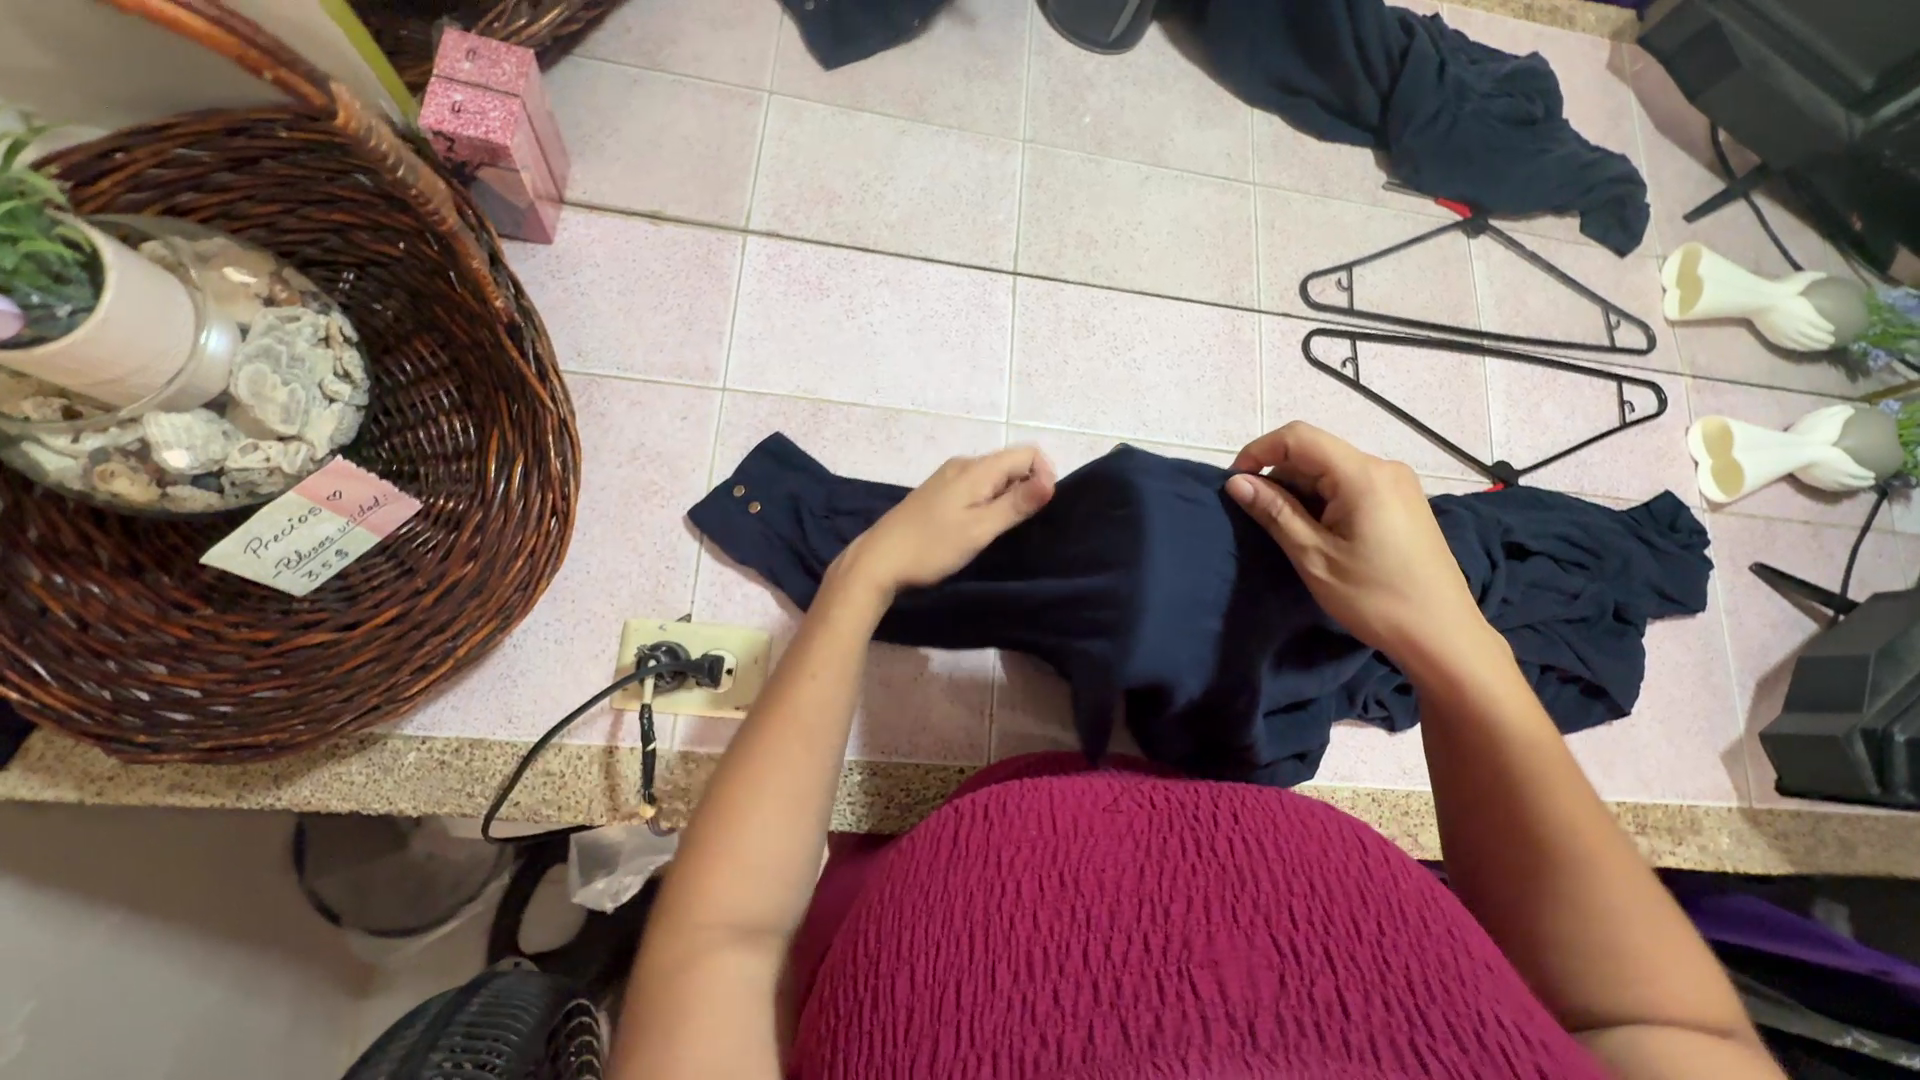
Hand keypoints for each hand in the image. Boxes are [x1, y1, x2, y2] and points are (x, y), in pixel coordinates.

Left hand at [830, 445, 1056, 600]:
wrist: (879, 560)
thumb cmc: (932, 547)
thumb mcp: (980, 529)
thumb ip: (1016, 504)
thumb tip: (1052, 481)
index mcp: (975, 468)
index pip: (1028, 453)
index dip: (1044, 476)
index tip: (1039, 509)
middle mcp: (963, 464)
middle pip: (1011, 463)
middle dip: (1026, 487)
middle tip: (1018, 525)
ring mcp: (949, 477)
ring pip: (994, 476)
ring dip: (1007, 497)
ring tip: (998, 529)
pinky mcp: (939, 492)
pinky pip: (977, 486)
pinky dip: (988, 501)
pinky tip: (978, 526)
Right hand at [1226, 422, 1489, 668]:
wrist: (1442, 634)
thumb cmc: (1374, 598)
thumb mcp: (1313, 556)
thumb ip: (1274, 512)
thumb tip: (1236, 482)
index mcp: (1362, 475)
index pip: (1298, 437)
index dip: (1258, 451)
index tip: (1235, 484)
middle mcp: (1383, 468)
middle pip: (1315, 452)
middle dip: (1278, 476)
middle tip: (1257, 517)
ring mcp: (1397, 484)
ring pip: (1331, 470)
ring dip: (1300, 491)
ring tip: (1287, 532)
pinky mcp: (1403, 502)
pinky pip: (1351, 485)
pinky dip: (1323, 500)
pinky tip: (1318, 533)